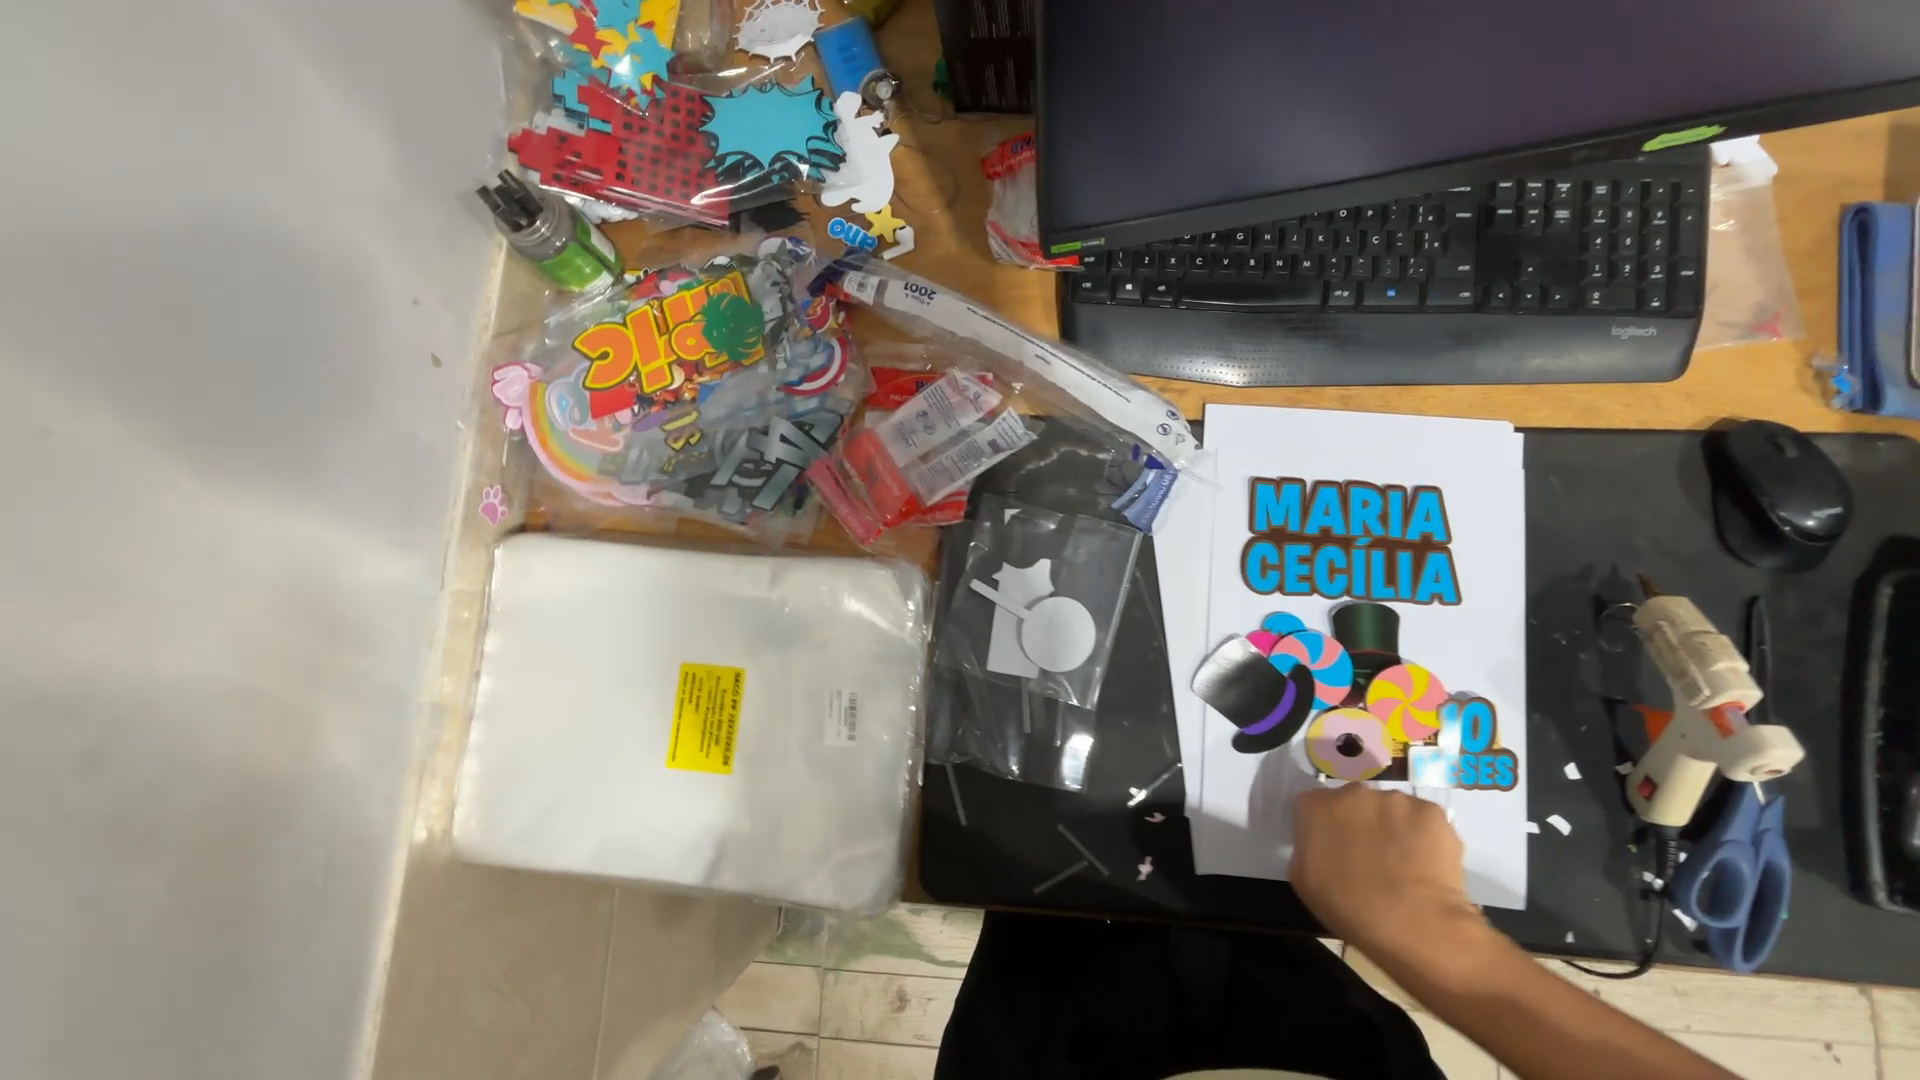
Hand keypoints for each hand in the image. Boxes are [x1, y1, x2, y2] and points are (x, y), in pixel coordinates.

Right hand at [1290, 784, 1485, 962]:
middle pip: (1355, 802)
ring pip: (1392, 809)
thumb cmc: (1346, 904)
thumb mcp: (1303, 877)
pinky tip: (1426, 864)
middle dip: (1360, 822)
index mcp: (1315, 805)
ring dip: (1393, 827)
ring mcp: (1394, 799)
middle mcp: (1353, 792)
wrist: (1409, 921)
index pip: (1315, 805)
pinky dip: (1424, 836)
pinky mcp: (1431, 811)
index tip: (1334, 849)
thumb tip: (1322, 844)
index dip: (1325, 827)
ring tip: (1404, 864)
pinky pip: (1423, 820)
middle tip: (1371, 857)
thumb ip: (1307, 847)